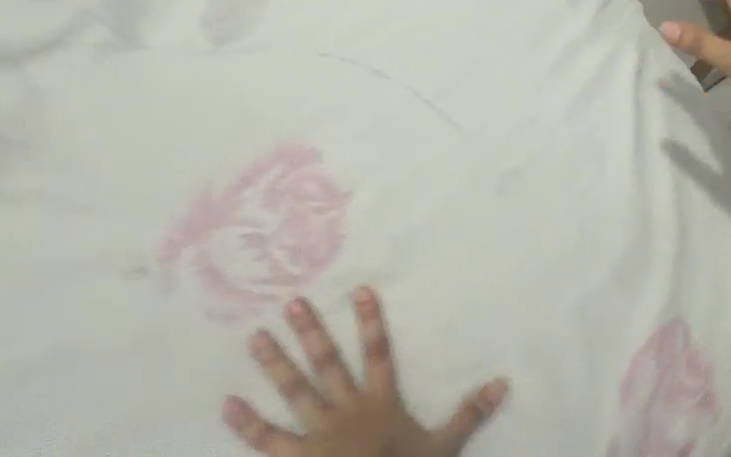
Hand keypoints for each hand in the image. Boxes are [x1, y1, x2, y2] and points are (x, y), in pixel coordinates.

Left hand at [222, 288, 508, 456]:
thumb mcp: (443, 449)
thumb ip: (468, 414)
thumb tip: (503, 381)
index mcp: (380, 405)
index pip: (378, 354)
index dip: (371, 322)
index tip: (360, 289)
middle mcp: (346, 412)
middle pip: (328, 364)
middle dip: (311, 332)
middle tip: (291, 302)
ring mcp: (317, 436)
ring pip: (295, 392)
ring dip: (276, 364)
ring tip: (256, 336)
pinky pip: (268, 441)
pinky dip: (248, 424)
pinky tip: (227, 405)